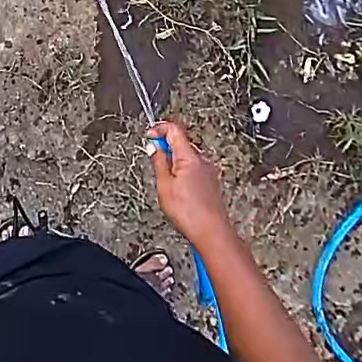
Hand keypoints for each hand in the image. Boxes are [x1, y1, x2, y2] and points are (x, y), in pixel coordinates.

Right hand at [145, 121, 233, 245]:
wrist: (211, 232)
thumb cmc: (190, 212)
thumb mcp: (164, 186)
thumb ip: (159, 162)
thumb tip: (154, 147)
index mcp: (189, 157)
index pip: (174, 129)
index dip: (159, 128)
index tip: (149, 135)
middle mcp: (201, 160)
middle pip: (181, 141)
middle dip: (165, 145)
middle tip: (153, 156)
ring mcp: (207, 171)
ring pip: (187, 156)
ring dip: (174, 159)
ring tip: (165, 178)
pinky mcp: (209, 182)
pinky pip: (194, 168)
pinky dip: (182, 170)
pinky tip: (178, 188)